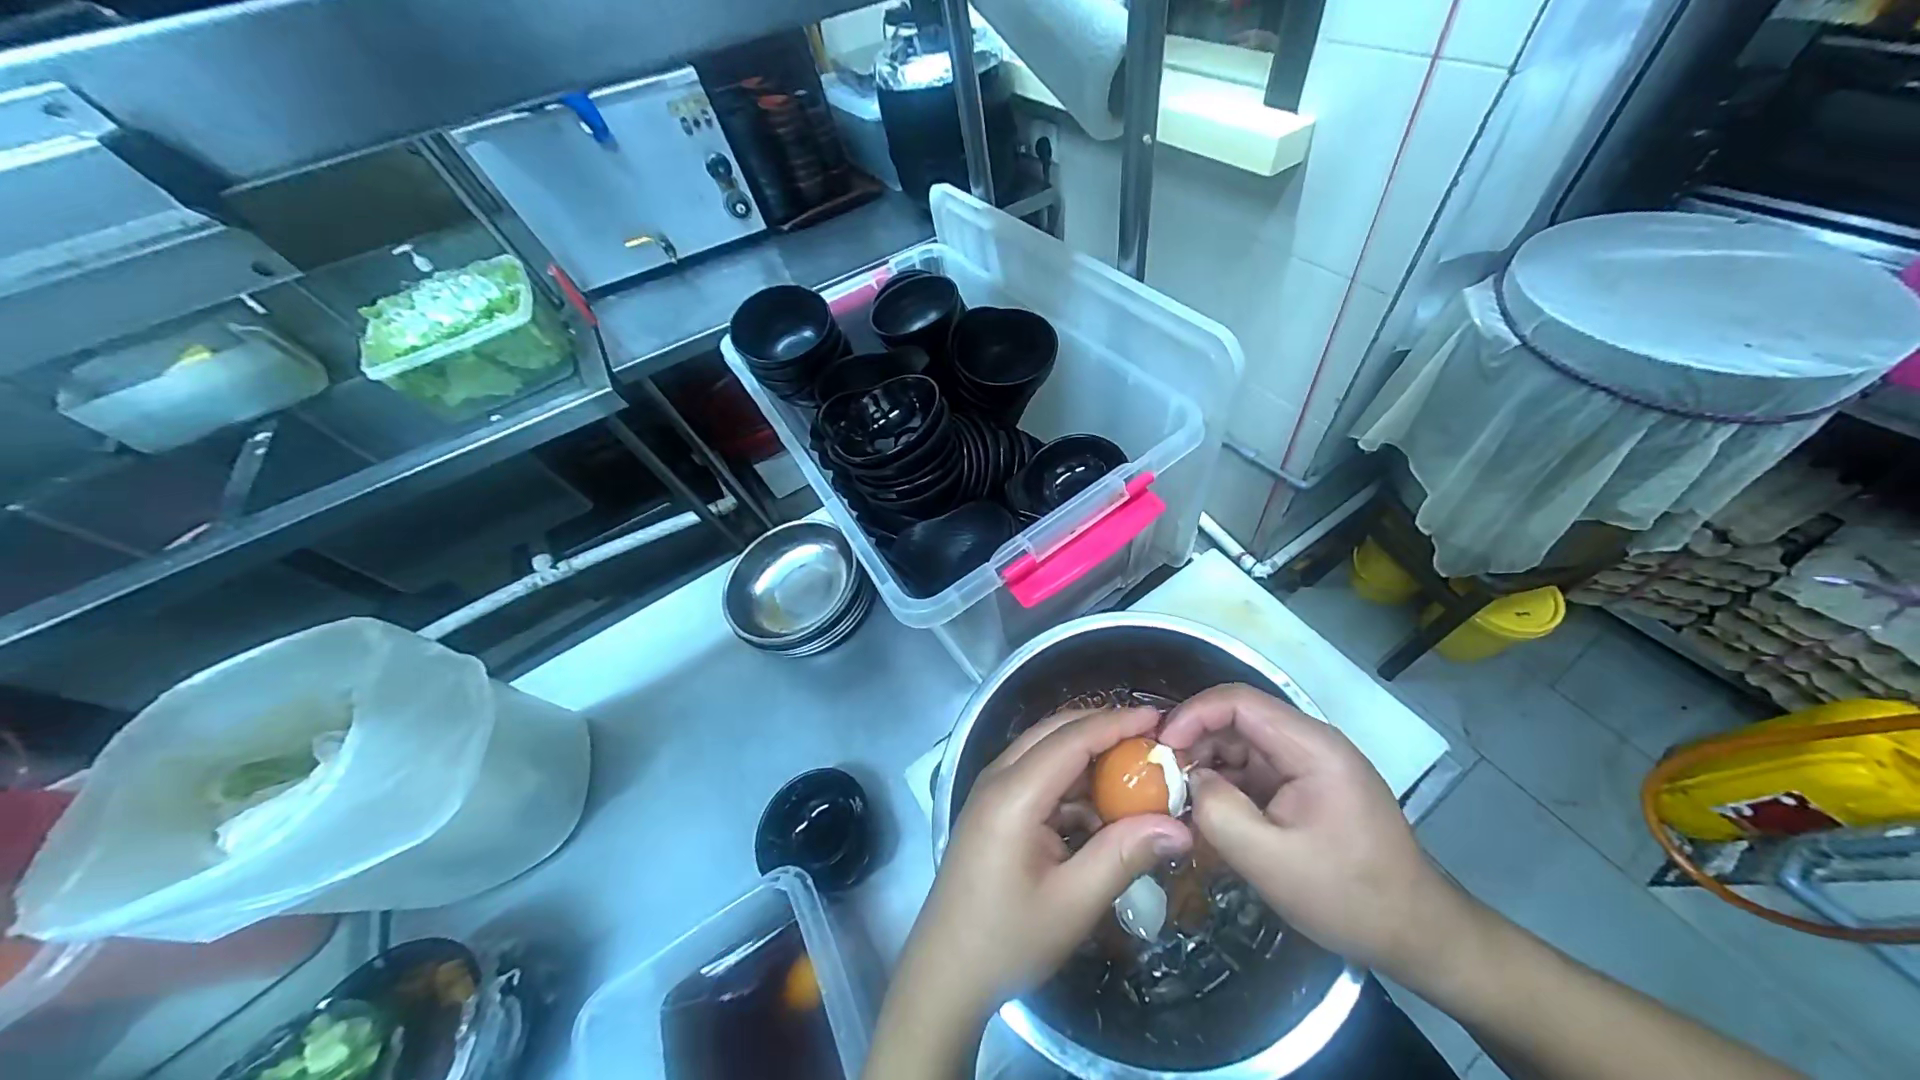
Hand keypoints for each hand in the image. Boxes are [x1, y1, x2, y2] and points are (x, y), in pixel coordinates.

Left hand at [914, 706, 1193, 1007]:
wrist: (946, 972)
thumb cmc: (1007, 938)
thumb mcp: (1073, 902)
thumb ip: (1124, 856)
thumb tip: (1180, 826)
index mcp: (1012, 794)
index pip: (1070, 739)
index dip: (1117, 724)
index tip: (1161, 719)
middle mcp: (997, 779)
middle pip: (1054, 734)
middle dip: (1104, 731)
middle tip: (1153, 744)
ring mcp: (991, 793)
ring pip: (1045, 754)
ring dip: (1088, 759)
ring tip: (1136, 777)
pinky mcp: (994, 811)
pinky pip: (1037, 779)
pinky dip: (1072, 786)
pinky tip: (1101, 814)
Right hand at [1158, 684, 1464, 972]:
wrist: (1416, 934)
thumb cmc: (1349, 896)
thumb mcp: (1271, 861)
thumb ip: (1219, 813)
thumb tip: (1188, 781)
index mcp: (1312, 748)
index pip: (1239, 701)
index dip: (1193, 715)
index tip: (1162, 747)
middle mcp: (1310, 744)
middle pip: (1237, 719)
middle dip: (1195, 742)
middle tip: (1162, 777)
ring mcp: (1308, 765)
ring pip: (1240, 744)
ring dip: (1206, 764)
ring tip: (1178, 797)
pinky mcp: (1304, 786)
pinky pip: (1252, 770)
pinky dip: (1224, 784)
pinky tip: (1206, 809)